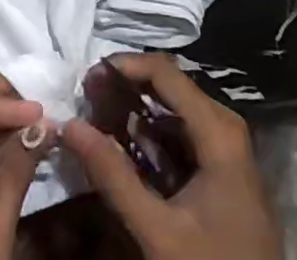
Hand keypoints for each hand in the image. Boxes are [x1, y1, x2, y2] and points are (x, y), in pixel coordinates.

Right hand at [61, 54, 281, 259]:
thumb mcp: (158, 230)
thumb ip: (113, 177)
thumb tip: (70, 126)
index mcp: (218, 129)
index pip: (165, 72)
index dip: (124, 66)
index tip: (86, 77)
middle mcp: (225, 125)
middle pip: (170, 87)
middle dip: (126, 88)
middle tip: (87, 99)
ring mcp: (226, 146)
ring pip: (174, 111)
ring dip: (136, 112)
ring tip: (97, 119)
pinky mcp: (221, 166)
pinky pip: (182, 135)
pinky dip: (151, 135)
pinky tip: (124, 148)